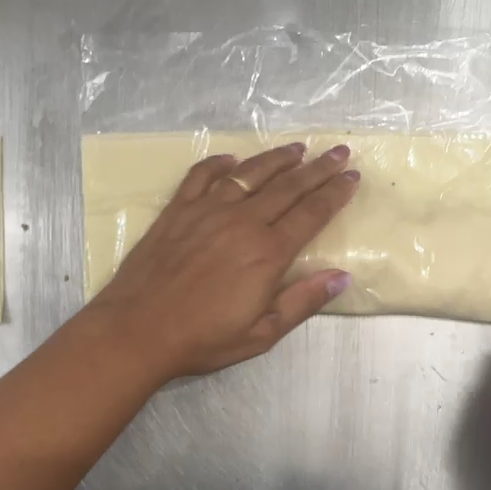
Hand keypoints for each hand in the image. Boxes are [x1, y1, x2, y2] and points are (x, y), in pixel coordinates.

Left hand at [82, 143, 361, 378]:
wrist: (138, 329)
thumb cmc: (202, 340)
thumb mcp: (261, 334)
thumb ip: (301, 302)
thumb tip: (341, 277)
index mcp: (268, 253)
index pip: (312, 214)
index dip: (335, 194)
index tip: (352, 176)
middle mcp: (242, 222)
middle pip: (288, 186)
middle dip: (317, 168)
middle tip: (338, 151)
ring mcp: (207, 211)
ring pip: (249, 174)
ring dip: (276, 158)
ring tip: (297, 149)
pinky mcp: (177, 211)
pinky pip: (201, 176)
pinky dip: (219, 163)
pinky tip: (231, 159)